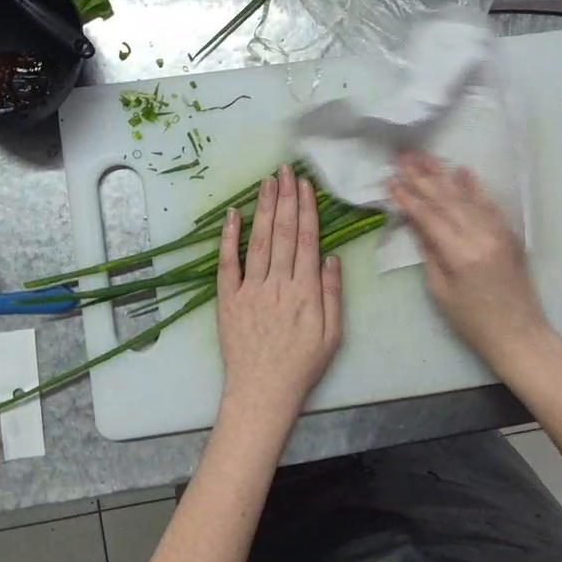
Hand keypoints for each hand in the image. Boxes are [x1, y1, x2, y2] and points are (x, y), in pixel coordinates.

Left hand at [215, 164, 343, 427]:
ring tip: (267, 182)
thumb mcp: (333, 335)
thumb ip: (333, 294)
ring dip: (264, 209)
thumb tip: (332, 257)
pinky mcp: (228, 299)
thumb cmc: (302, 366)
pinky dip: (229, 237)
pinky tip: (233, 215)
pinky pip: (228, 263)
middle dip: (285, 198)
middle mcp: (278, 283)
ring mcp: (250, 289)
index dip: (306, 209)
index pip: (307, 240)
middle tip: (285, 170)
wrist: (262, 392)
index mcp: (306, 291)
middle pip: (284, 232)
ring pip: (259, 240)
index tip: (305, 185)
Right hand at [387, 151, 551, 364]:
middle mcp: (480, 235)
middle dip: (421, 178)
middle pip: (445, 200)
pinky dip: (474, 187)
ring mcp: (498, 231)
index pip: (428, 216)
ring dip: (443, 175)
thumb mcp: (440, 290)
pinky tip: (462, 170)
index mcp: (459, 253)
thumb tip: (415, 222)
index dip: (407, 197)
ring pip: (465, 197)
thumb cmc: (472, 320)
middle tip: (402, 158)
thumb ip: (428, 252)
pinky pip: (488, 204)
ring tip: (425, 156)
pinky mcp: (509, 234)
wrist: (519, 333)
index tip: (389, 180)